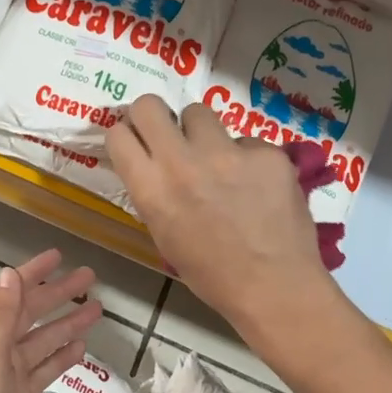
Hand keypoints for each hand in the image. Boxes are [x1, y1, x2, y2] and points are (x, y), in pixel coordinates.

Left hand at [0, 249, 102, 392]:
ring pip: (39, 343)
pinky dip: (61, 358)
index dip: (29, 275)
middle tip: (90, 278)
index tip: (57, 258)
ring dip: (64, 325)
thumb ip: (1, 318)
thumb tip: (10, 274)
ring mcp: (4, 379)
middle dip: (55, 297)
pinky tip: (82, 347)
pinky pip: (43, 371)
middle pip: (24, 316)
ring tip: (97, 309)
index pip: (3, 296)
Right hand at [106, 95, 341, 344]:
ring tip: (216, 161)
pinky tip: (255, 186)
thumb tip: (149, 164)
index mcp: (151, 189)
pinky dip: (245, 158)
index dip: (125, 135)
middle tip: (166, 133)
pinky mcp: (266, 152)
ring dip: (201, 133)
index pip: (117, 134)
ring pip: (199, 113)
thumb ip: (151, 192)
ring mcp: (227, 152)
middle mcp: (182, 162)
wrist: (273, 286)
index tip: (135, 142)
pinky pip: (245, 140)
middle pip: (149, 105)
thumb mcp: (163, 233)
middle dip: (153, 116)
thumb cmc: (210, 273)